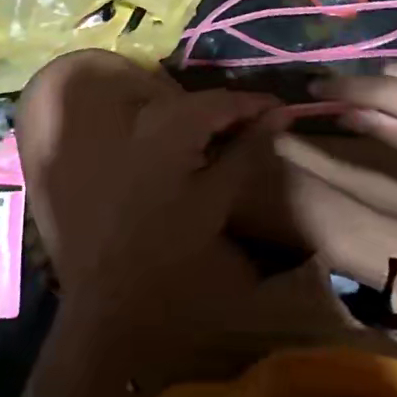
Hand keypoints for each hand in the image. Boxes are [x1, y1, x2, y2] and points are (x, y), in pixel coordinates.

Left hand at [58, 89, 285, 318]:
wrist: (109, 298)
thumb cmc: (169, 251)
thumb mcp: (216, 199)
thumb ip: (246, 152)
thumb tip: (277, 115)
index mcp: (170, 123)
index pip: (221, 98)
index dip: (256, 103)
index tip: (287, 112)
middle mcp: (143, 118)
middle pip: (198, 103)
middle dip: (233, 112)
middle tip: (267, 128)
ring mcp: (124, 135)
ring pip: (177, 115)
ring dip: (208, 124)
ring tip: (241, 143)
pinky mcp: (116, 155)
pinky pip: (158, 131)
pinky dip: (185, 137)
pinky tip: (202, 158)